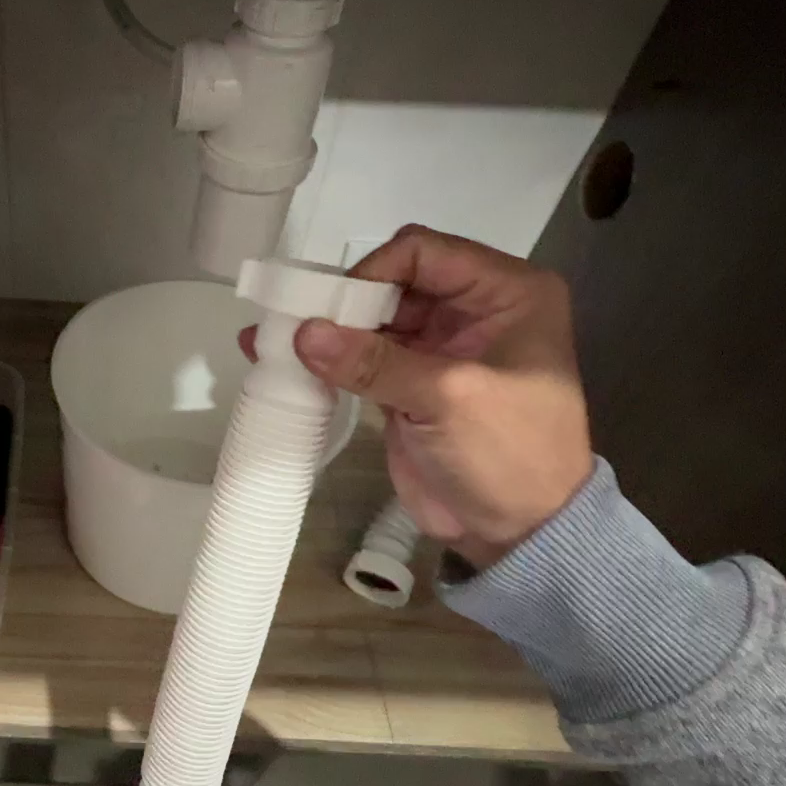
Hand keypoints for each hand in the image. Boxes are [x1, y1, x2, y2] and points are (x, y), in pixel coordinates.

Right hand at [242, 225, 592, 567]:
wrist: (517, 532)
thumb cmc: (507, 453)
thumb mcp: (447, 398)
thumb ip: (375, 362)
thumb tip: (302, 333)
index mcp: (504, 294)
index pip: (423, 253)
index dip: (372, 272)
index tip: (330, 309)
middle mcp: (469, 310)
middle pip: (390, 283)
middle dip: (340, 301)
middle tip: (289, 320)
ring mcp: (434, 348)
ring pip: (368, 320)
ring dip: (324, 329)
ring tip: (268, 338)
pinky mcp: (404, 385)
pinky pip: (358, 358)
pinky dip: (325, 360)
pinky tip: (281, 361)